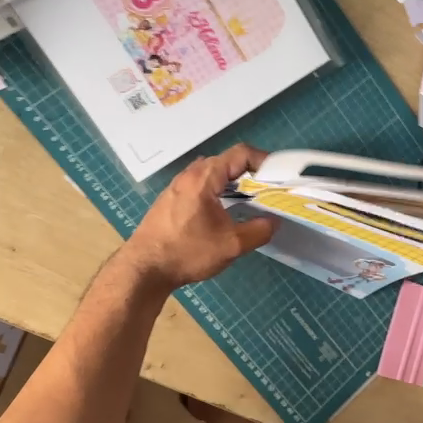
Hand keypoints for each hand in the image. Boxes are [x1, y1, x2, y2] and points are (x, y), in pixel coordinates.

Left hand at [115, 144, 278, 291]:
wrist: (144, 269)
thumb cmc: (187, 252)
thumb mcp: (232, 245)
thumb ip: (259, 230)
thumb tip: (273, 222)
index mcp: (204, 178)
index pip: (240, 153)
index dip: (263, 160)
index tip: (278, 176)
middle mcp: (189, 176)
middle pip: (225, 161)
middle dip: (250, 172)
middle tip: (266, 190)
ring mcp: (176, 187)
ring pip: (211, 174)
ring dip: (232, 182)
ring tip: (248, 201)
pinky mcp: (170, 201)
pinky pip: (200, 185)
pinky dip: (217, 191)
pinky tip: (223, 212)